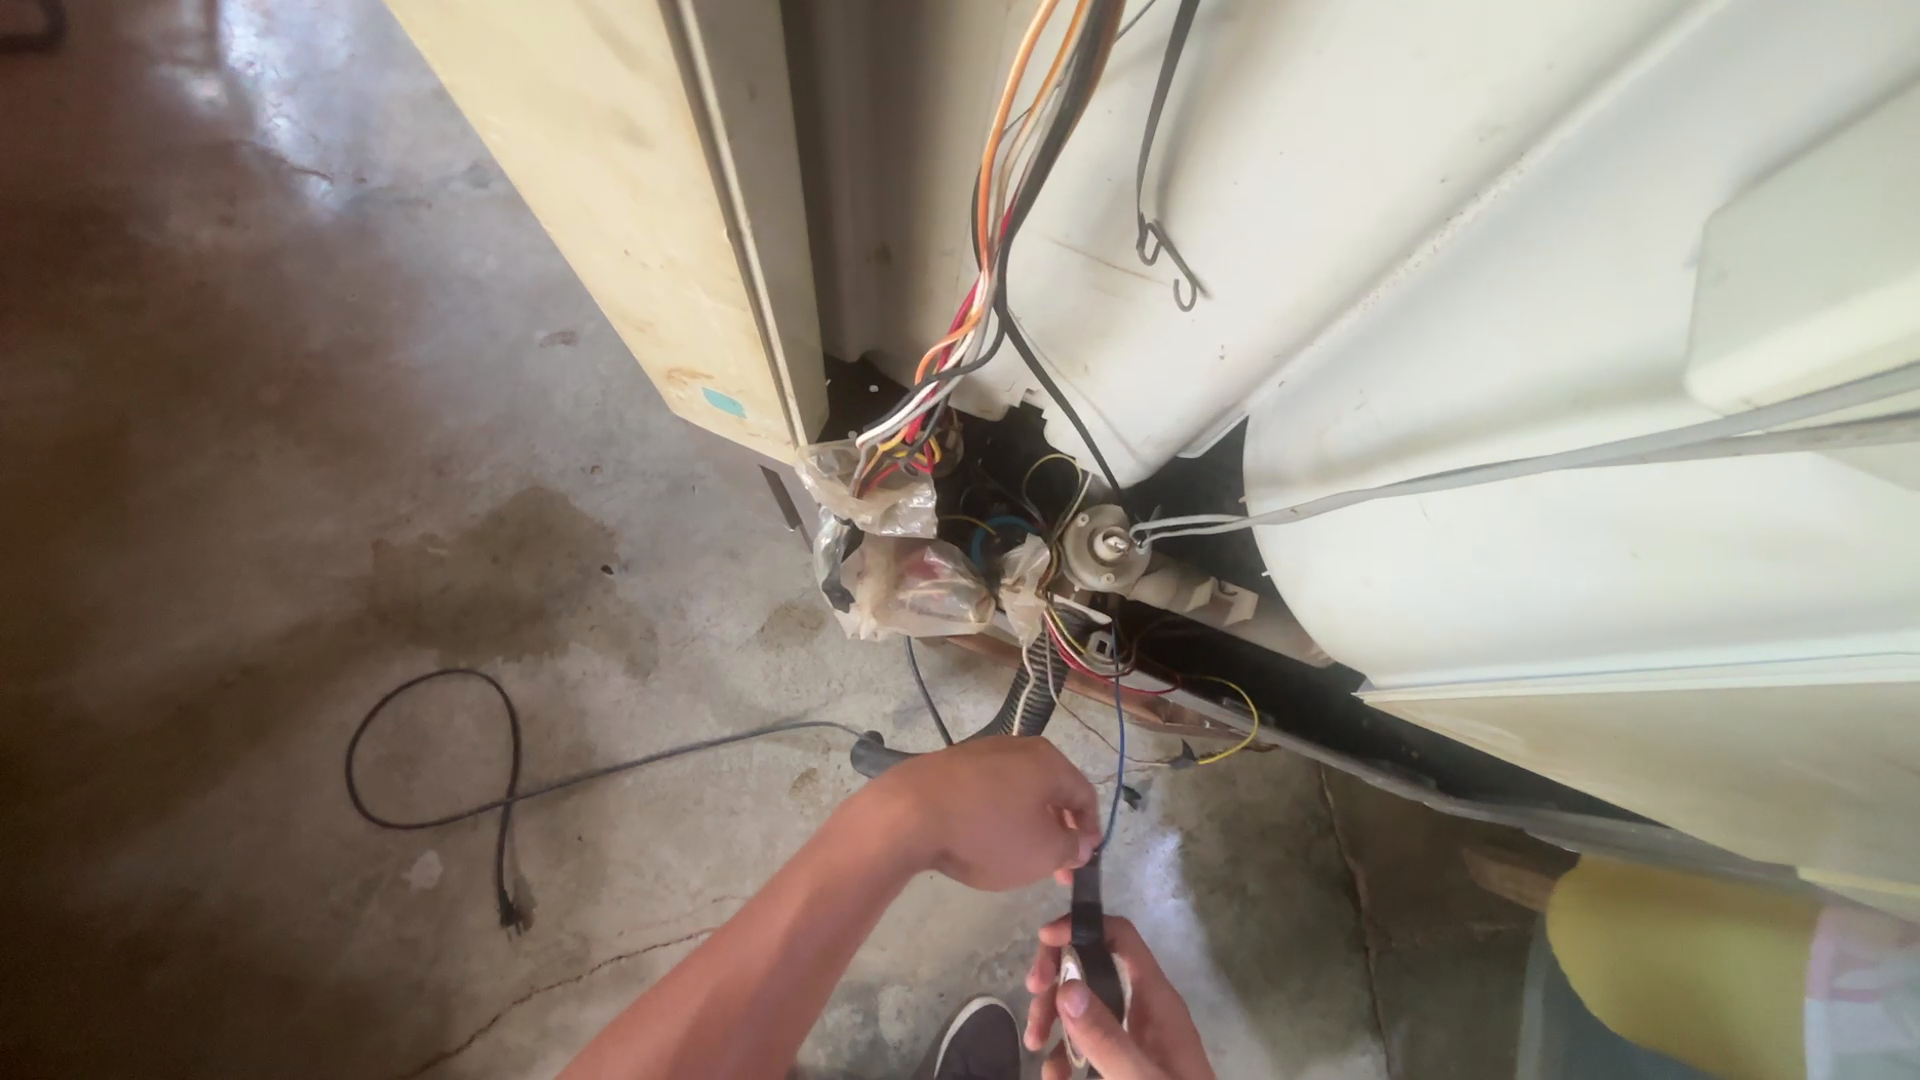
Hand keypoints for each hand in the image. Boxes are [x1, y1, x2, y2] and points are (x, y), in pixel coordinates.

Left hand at [859, 736, 1099, 891]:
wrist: (910, 812)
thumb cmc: (988, 832)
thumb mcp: (1043, 852)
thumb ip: (1072, 847)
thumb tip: (1081, 841)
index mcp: (1048, 761)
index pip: (1085, 794)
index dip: (1091, 830)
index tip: (1083, 861)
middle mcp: (1018, 747)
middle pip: (1051, 789)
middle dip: (1058, 829)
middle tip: (1054, 866)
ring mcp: (982, 752)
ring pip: (1018, 790)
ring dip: (1027, 822)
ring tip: (1017, 856)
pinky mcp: (952, 764)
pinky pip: (987, 791)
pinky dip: (995, 814)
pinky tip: (982, 838)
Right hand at [1024, 915, 1213, 1079]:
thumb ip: (1108, 1038)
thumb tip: (1066, 986)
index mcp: (1156, 1000)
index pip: (1120, 937)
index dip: (1083, 926)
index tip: (1045, 942)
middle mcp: (1144, 1010)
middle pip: (1092, 966)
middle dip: (1057, 977)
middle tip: (1030, 992)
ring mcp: (1134, 1038)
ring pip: (1084, 1005)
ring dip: (1053, 1017)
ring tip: (1035, 1047)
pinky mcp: (1124, 1066)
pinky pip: (1087, 1045)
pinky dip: (1064, 1054)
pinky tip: (1052, 1075)